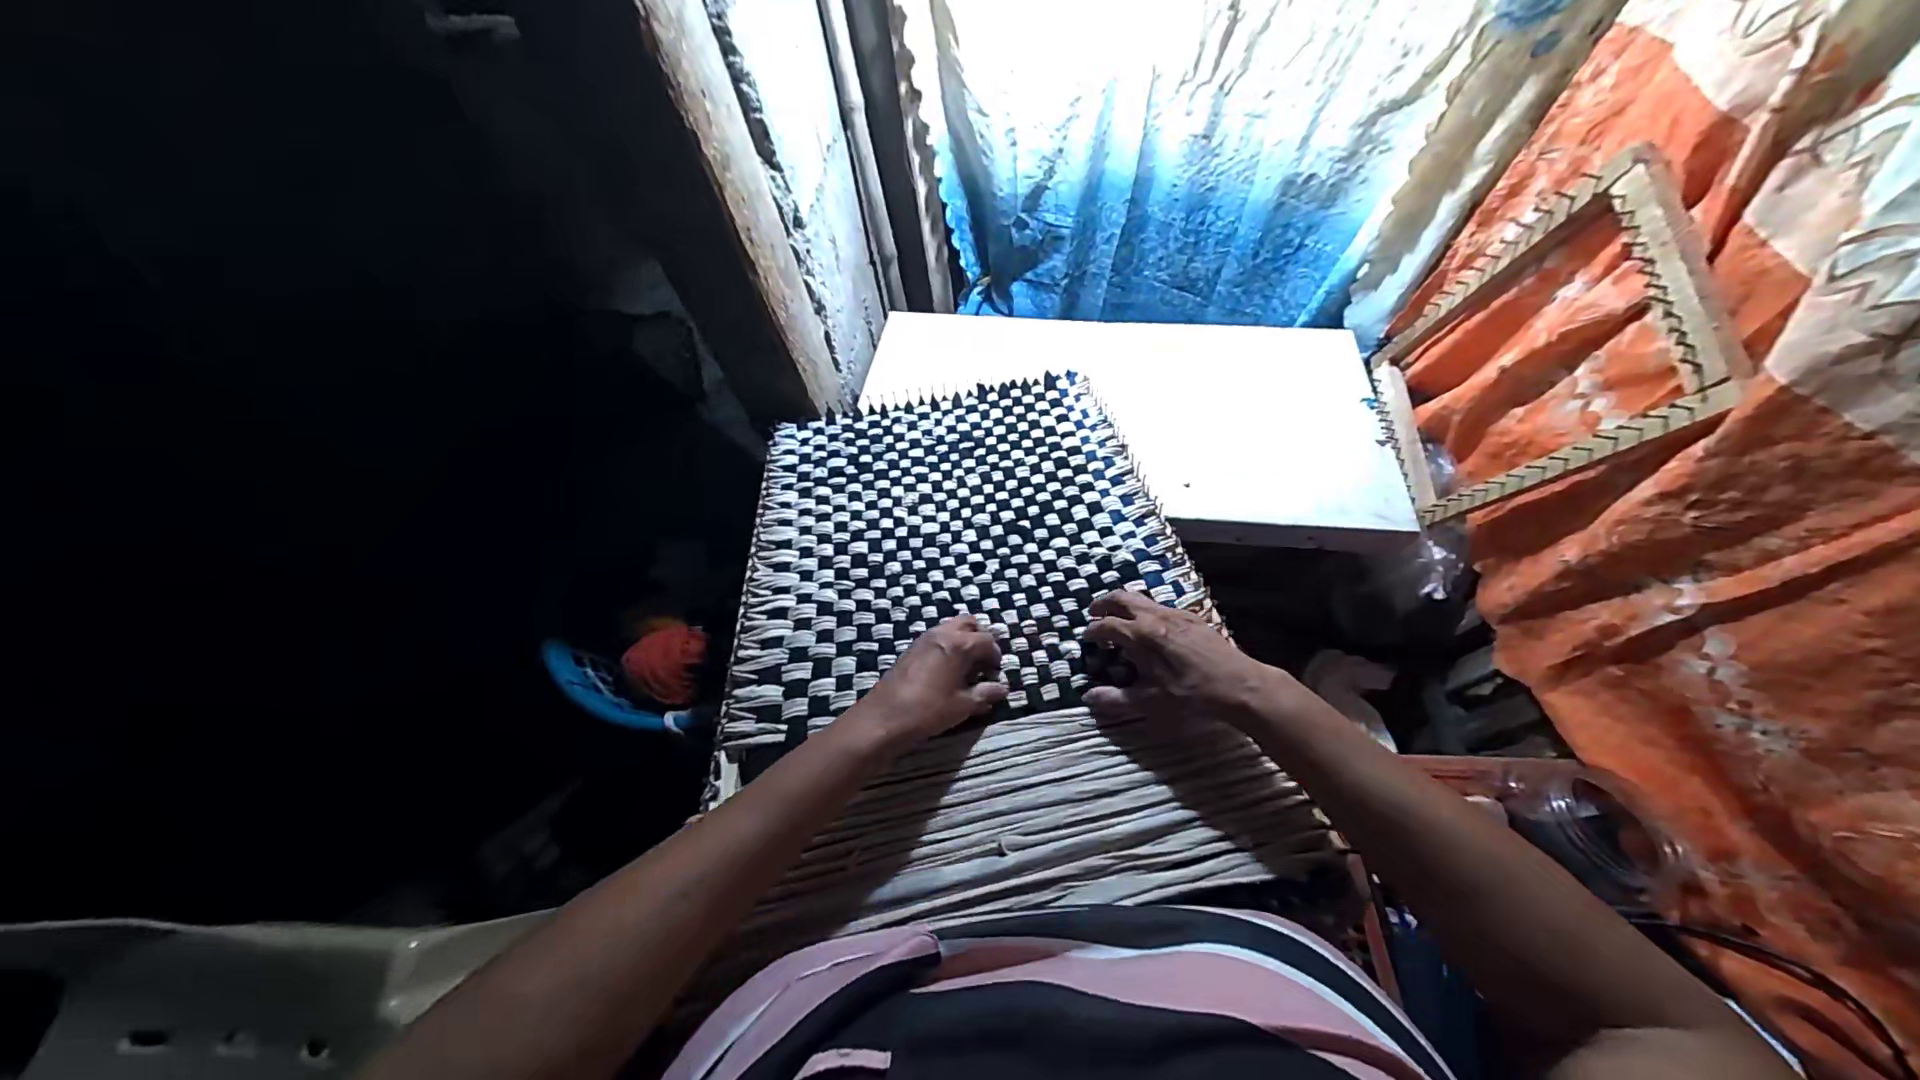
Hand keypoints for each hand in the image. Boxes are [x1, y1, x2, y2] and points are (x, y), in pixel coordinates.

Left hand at [840, 615, 1007, 751]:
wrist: (883, 717)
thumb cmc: (928, 711)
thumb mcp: (962, 705)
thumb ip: (985, 694)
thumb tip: (1002, 689)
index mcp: (958, 644)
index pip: (987, 640)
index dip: (996, 656)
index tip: (996, 673)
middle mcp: (941, 634)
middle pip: (969, 623)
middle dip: (980, 638)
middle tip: (983, 662)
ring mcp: (923, 639)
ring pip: (950, 627)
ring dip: (963, 640)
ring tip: (966, 666)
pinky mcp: (911, 648)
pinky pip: (936, 637)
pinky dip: (947, 645)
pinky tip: (947, 669)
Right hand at [1081, 590, 1302, 730]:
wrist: (1240, 685)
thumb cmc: (1192, 695)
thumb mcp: (1151, 702)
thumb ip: (1117, 699)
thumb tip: (1089, 698)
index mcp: (1142, 635)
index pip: (1106, 625)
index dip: (1092, 631)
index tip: (1086, 638)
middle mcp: (1155, 617)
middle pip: (1121, 598)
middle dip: (1103, 603)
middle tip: (1094, 612)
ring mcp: (1175, 614)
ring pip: (1142, 598)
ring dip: (1125, 604)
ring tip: (1119, 617)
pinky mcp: (1191, 617)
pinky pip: (1160, 606)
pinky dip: (1146, 610)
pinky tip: (1151, 629)